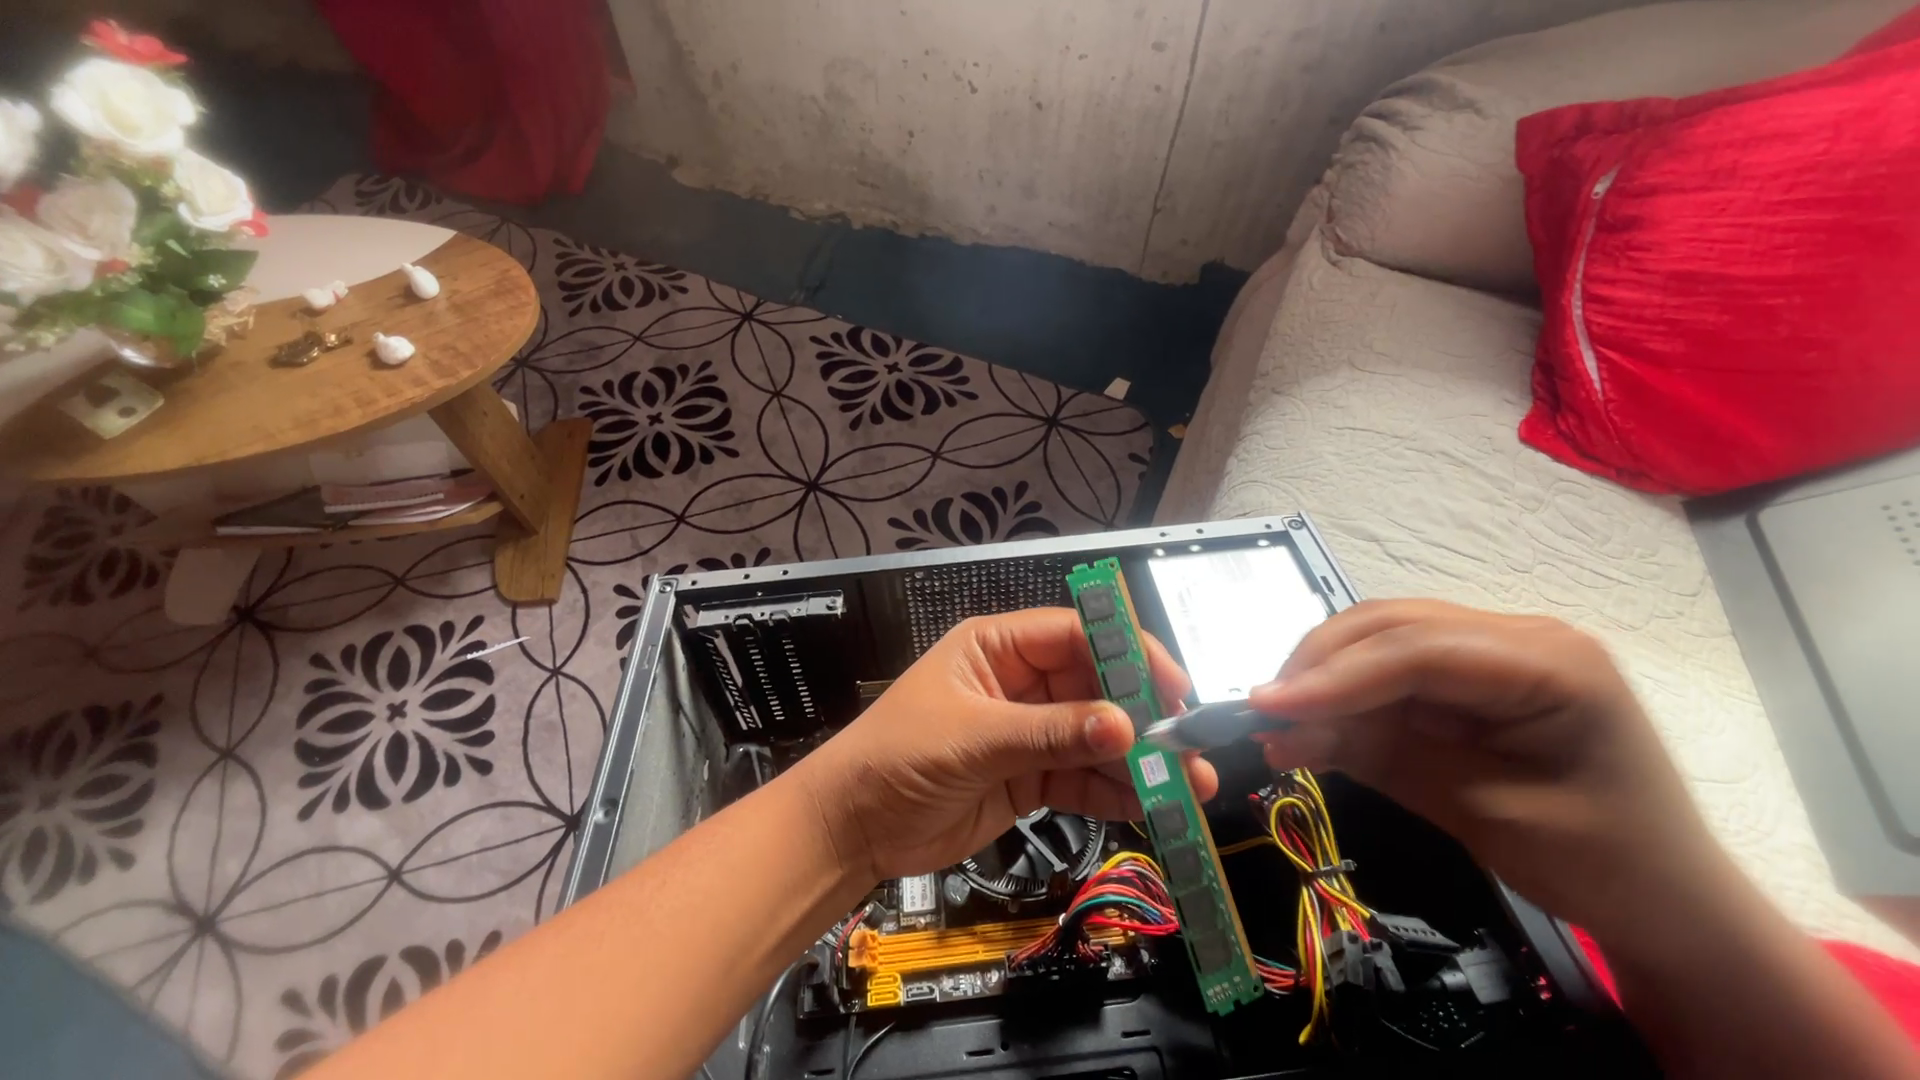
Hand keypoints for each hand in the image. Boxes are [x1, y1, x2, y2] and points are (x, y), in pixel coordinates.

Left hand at [787, 608, 1216, 884]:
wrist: (854, 827)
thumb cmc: (899, 758)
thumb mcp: (975, 738)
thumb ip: (1050, 733)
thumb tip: (1126, 726)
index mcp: (997, 648)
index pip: (1074, 634)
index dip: (1126, 652)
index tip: (1171, 685)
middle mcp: (1019, 683)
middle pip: (1094, 687)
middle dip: (1141, 714)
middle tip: (1188, 744)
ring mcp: (1027, 732)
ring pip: (1094, 737)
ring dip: (1138, 760)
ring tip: (1188, 783)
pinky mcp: (1028, 777)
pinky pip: (1080, 778)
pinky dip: (1112, 791)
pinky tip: (1148, 804)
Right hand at [1249, 600, 1720, 938]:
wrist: (1673, 903)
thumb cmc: (1601, 864)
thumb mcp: (1482, 813)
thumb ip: (1380, 759)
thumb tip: (1277, 733)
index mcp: (1551, 662)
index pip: (1417, 650)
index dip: (1333, 676)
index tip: (1263, 706)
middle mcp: (1523, 635)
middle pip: (1393, 627)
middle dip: (1321, 666)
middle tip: (1262, 711)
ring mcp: (1500, 650)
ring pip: (1385, 639)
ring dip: (1328, 675)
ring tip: (1280, 719)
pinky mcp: (1477, 677)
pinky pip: (1397, 670)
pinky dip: (1352, 694)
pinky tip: (1319, 720)